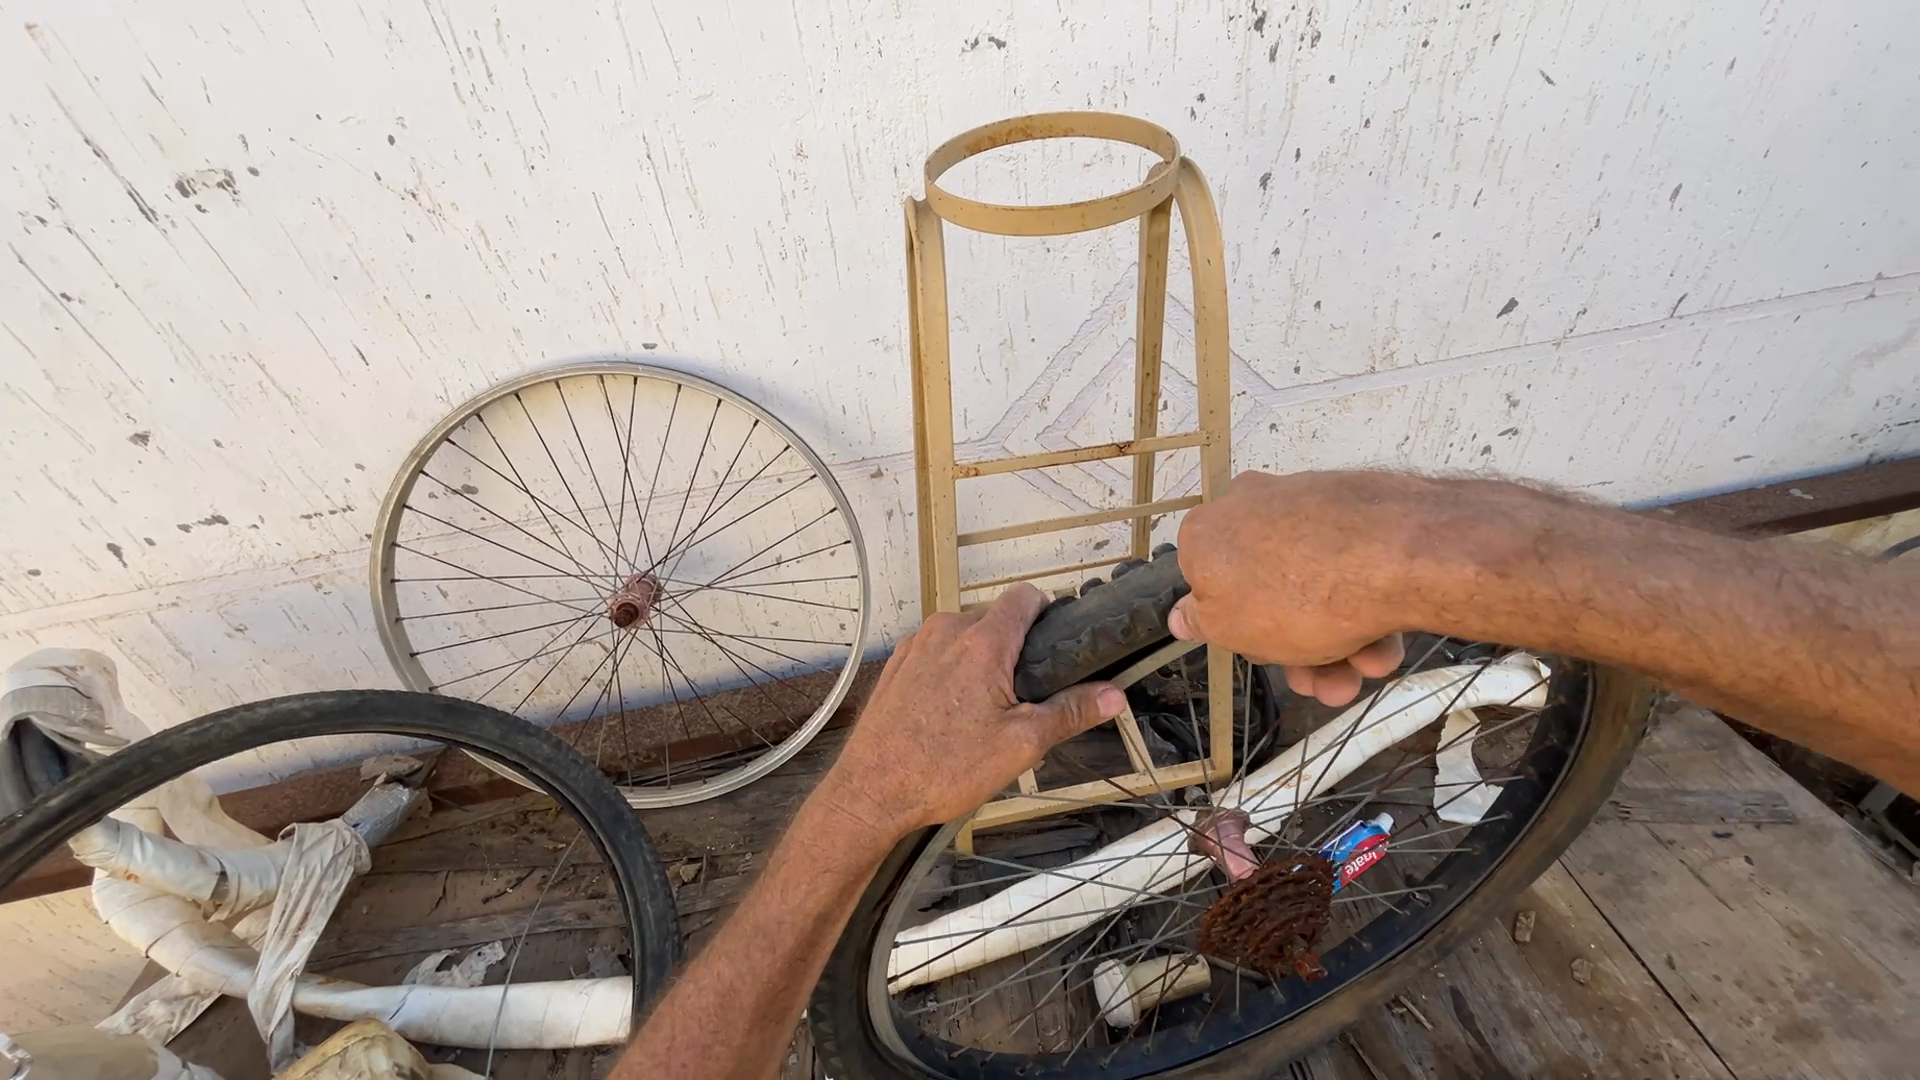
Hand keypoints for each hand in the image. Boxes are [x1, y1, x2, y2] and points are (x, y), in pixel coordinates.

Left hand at [821, 584, 1127, 832]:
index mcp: (982, 641)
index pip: (1025, 596)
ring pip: (965, 634)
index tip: (1055, 642)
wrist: (872, 790)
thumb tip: (1114, 694)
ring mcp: (917, 644)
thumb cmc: (944, 768)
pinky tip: (950, 712)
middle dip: (1014, 646)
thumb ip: (1070, 711)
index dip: (1047, 612)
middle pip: (995, 617)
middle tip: (1022, 695)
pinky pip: (936, 651)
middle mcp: (947, 630)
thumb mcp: (1021, 744)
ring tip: (984, 709)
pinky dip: (951, 669)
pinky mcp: (897, 663)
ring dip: (981, 658)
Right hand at [1169, 470, 1434, 706]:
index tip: (1262, 654)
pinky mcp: (1352, 506)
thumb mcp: (1229, 628)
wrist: (1399, 555)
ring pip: (1310, 585)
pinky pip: (1346, 564)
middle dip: (1293, 645)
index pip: (1206, 586)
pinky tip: (1383, 642)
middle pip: (1264, 590)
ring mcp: (1302, 503)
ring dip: (1333, 640)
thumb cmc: (1300, 593)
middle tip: (1322, 682)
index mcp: (1204, 532)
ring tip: (1363, 672)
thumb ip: (1199, 622)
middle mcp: (1248, 506)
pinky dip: (1360, 605)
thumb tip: (1179, 617)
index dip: (1236, 630)